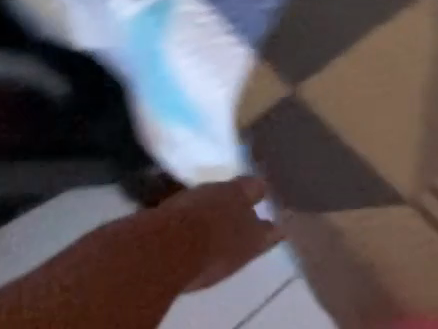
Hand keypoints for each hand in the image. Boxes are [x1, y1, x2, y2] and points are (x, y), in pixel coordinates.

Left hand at [154, 176, 283, 291]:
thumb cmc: (215, 246)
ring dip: (204, 214)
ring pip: (200, 202)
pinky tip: (182, 239)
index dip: (259, 193)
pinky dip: (182, 226)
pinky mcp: (156, 216)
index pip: (256, 185)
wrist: (159, 252)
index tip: (263, 200)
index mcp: (242, 191)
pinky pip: (177, 217)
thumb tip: (281, 228)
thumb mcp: (250, 245)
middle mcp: (214, 187)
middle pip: (227, 191)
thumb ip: (266, 235)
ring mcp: (183, 199)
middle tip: (233, 217)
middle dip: (229, 203)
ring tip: (206, 231)